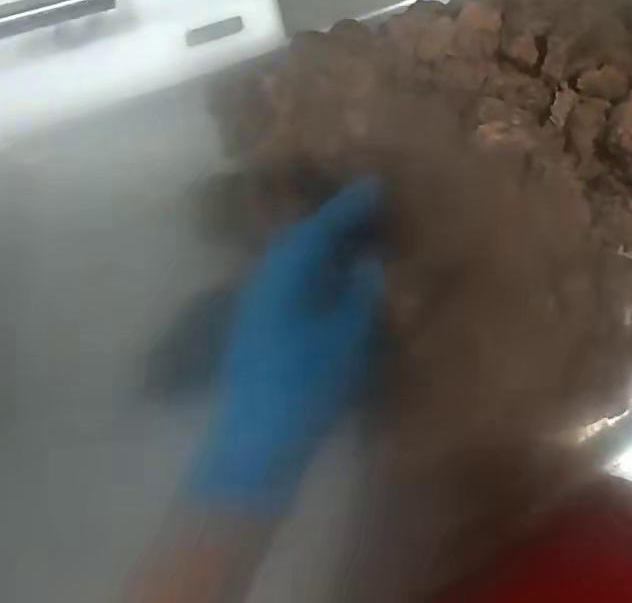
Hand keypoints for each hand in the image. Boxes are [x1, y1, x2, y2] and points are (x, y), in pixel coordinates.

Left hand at [187, 179, 384, 513]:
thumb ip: (360, 292)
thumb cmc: (307, 384)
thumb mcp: (347, 334)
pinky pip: (290, 277)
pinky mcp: (257, 326)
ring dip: (323, 241)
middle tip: (368, 205)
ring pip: (293, 257)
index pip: (322, 226)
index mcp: (286, 275)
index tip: (376, 183)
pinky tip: (332, 275)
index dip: (351, 204)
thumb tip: (368, 261)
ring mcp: (256, 304)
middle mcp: (265, 280)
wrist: (255, 446)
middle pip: (302, 236)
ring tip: (355, 234)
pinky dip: (314, 265)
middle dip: (334, 218)